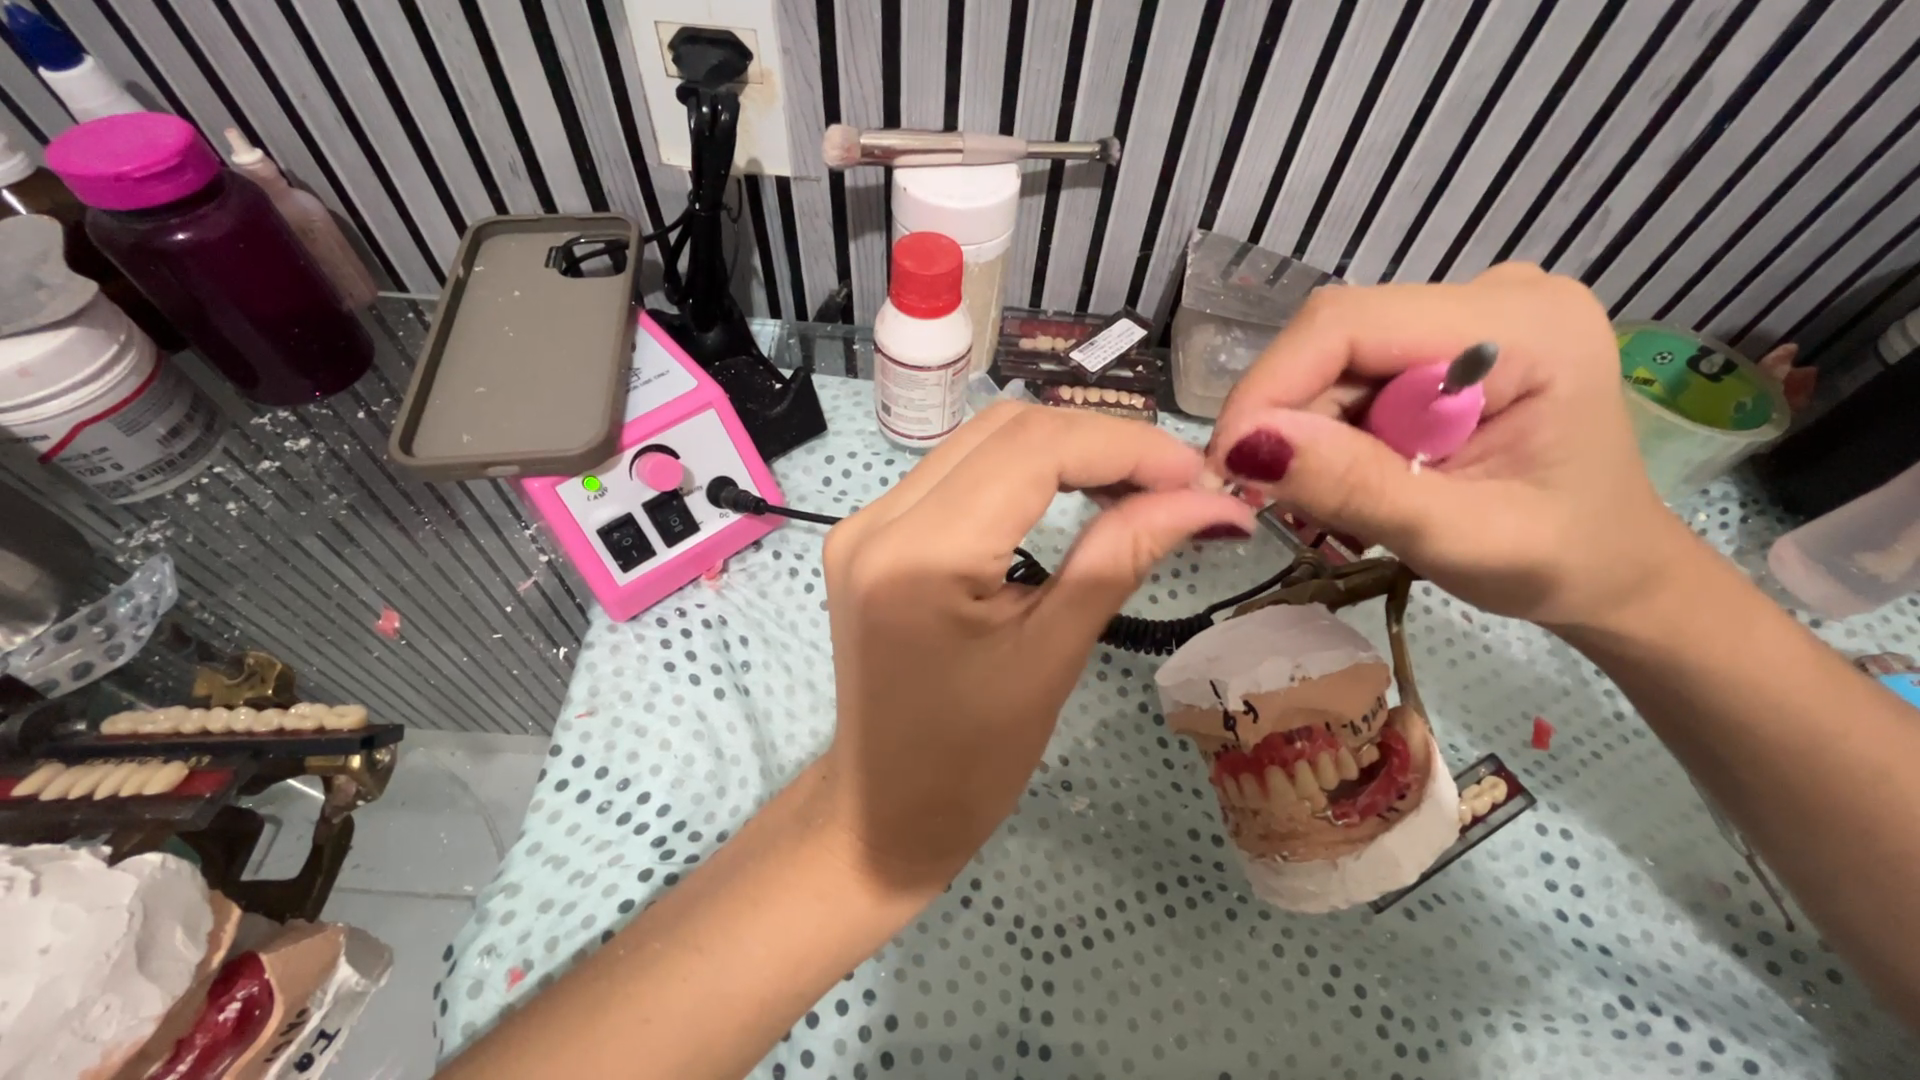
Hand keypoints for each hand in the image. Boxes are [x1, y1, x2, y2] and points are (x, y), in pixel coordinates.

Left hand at [819, 403, 1251, 890]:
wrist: (881, 811)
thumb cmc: (969, 762)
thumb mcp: (1052, 658)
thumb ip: (1118, 559)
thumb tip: (1205, 500)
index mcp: (919, 555)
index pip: (1034, 449)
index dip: (1125, 446)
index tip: (1197, 476)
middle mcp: (878, 519)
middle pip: (1005, 428)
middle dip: (1099, 441)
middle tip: (1174, 483)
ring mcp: (865, 521)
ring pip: (980, 441)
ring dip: (1064, 449)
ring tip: (1136, 488)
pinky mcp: (869, 534)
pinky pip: (956, 473)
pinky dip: (1022, 473)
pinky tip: (1072, 495)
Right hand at [1209, 262, 1696, 629]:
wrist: (1608, 569)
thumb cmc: (1555, 562)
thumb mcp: (1458, 536)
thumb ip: (1356, 486)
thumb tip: (1246, 446)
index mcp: (1525, 326)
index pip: (1350, 324)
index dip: (1270, 385)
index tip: (1226, 462)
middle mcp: (1494, 296)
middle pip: (1337, 339)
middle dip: (1288, 419)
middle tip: (1270, 498)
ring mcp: (1468, 315)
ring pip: (1335, 361)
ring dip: (1307, 431)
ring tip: (1329, 500)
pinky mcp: (1445, 342)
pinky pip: (1351, 375)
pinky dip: (1329, 431)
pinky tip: (1352, 473)